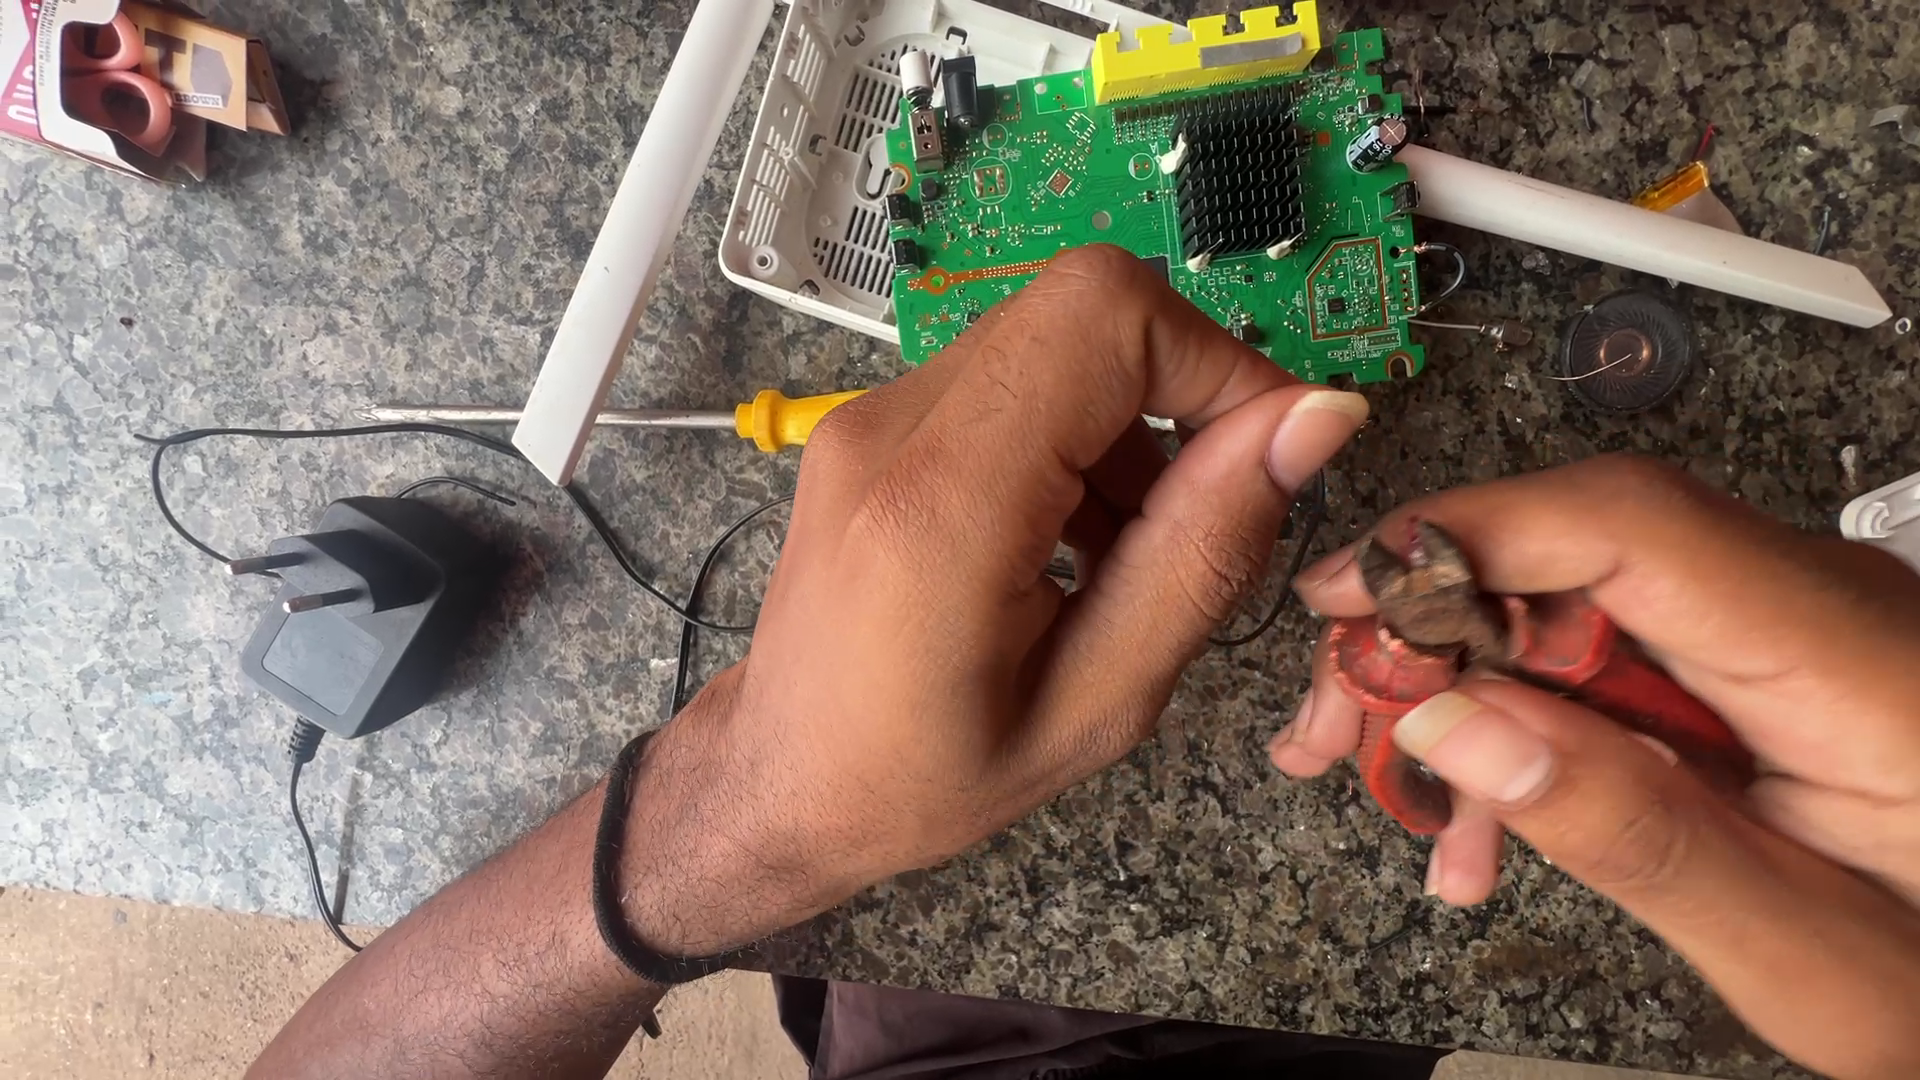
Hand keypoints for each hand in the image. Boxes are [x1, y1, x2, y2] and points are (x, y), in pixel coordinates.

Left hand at [618, 246, 1368, 955]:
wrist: (782, 779)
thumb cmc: (928, 777)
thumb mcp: (1095, 703)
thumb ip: (1203, 553)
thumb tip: (1313, 419)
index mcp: (942, 503)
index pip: (1100, 314)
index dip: (1210, 359)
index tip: (1259, 456)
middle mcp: (889, 427)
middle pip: (1077, 313)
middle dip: (1171, 397)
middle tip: (1188, 522)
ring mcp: (866, 417)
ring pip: (1044, 346)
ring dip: (1119, 428)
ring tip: (1117, 552)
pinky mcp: (866, 428)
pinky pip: (998, 383)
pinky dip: (1064, 436)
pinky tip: (1063, 534)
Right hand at [1273, 456, 1919, 1078]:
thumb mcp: (1819, 969)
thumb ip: (1634, 837)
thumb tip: (1444, 721)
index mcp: (1861, 663)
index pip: (1623, 524)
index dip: (1457, 537)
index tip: (1338, 598)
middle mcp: (1803, 599)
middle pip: (1545, 555)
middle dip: (1410, 633)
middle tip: (1330, 727)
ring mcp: (1753, 614)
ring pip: (1533, 599)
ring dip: (1436, 680)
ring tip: (1380, 778)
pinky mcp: (1712, 642)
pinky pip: (1563, 642)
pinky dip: (1493, 709)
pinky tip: (1469, 802)